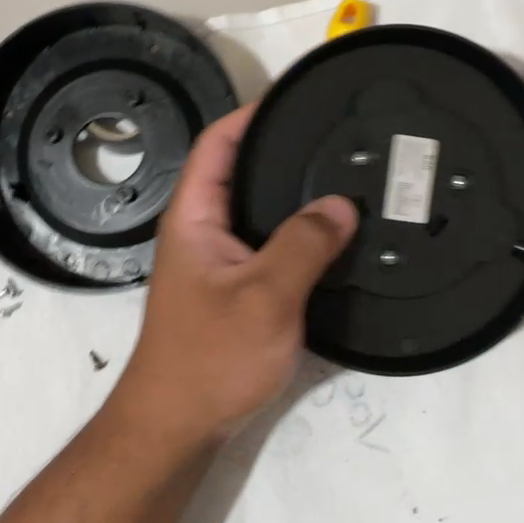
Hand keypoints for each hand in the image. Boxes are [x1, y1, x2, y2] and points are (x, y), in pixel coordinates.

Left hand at [112, 105, 357, 444]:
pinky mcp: (234, 291)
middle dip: (283, 150)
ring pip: (257, 212)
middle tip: (337, 136)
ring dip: (293, 194)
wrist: (179, 426)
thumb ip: (303, 245)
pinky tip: (332, 236)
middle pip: (240, 172)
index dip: (252, 113)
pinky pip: (268, 245)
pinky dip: (297, 233)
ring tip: (344, 177)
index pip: (217, 144)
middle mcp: (201, 232)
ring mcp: (217, 263)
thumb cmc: (210, 358)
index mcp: (193, 217)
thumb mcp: (265, 297)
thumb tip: (340, 205)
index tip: (298, 96)